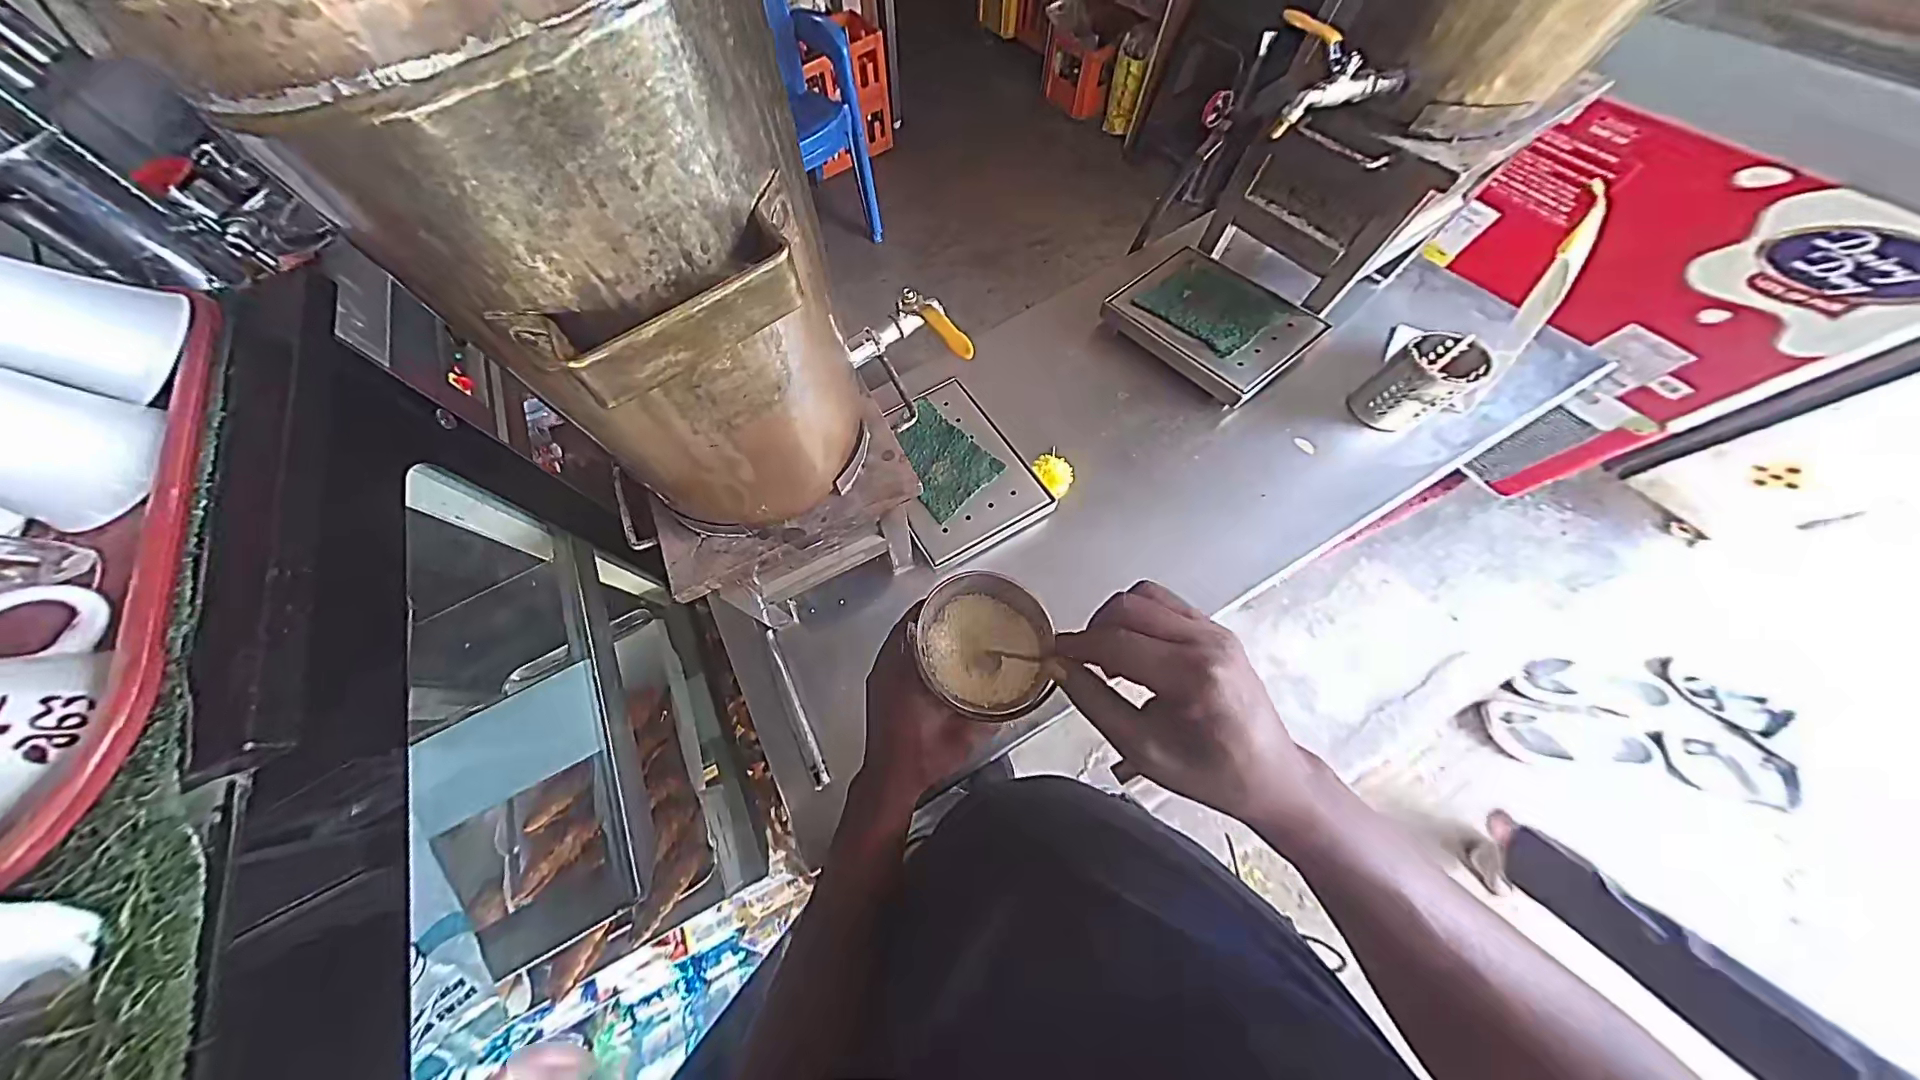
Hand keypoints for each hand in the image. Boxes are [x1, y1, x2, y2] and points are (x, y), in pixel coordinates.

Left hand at [853, 603, 998, 822]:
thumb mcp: (964, 734)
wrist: (892, 782)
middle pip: (903, 628)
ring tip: (941, 630)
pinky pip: (894, 659)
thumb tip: (1010, 705)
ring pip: (898, 644)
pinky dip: (911, 651)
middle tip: (946, 610)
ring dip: (918, 633)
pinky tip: (930, 659)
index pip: (911, 622)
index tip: (943, 596)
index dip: (928, 606)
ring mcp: (880, 682)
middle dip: (926, 616)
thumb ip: (990, 717)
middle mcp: (886, 672)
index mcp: (902, 672)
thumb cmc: (918, 759)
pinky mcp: (880, 693)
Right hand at [1053, 581, 1332, 835]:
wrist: (1268, 775)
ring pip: (1145, 596)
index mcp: (1192, 676)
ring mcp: (1216, 632)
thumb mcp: (1141, 749)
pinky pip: (1166, 604)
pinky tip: (1134, 650)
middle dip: (1094, 630)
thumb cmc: (1214, 773)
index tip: (1055, 653)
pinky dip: (1139, 618)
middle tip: (1079, 659)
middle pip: (1128, 607)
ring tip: (1109, 656)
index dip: (1076, 646)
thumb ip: (1094, 702)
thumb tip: (1062, 670)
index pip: (1115, 641)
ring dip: (1116, 619)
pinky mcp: (1217, 631)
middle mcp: (1208, 643)